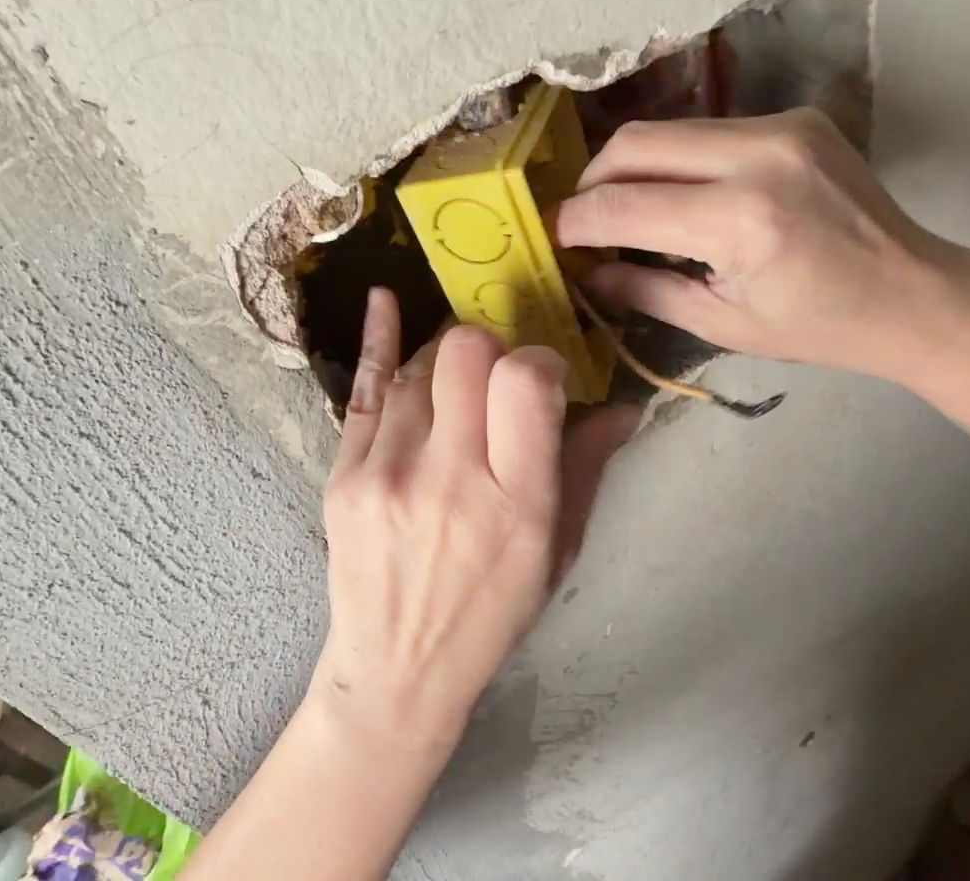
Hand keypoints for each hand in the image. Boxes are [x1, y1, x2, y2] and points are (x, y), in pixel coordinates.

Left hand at [313, 289, 637, 752]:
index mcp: (518, 500)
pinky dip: (379, 340)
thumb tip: (625, 405)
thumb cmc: (493, 612)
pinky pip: (362, 390)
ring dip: (447, 357)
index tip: (542, 377)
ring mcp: (388, 473)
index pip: (527, 383)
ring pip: (418, 366)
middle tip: (496, 375)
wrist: (397, 669)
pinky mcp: (345, 475)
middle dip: (491, 347)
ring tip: (459, 376)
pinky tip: (384, 299)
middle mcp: (451, 478)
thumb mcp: (559, 551)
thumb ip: (588, 467)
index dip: (539, 360)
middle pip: (466, 355)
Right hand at [555, 108, 969, 382]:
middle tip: (585, 218)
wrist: (915, 294)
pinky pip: (710, 131)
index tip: (557, 236)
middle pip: (636, 143)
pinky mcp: (797, 118)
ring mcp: (783, 128)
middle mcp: (760, 157)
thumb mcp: (724, 325)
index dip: (576, 221)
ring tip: (633, 211)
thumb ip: (646, 292)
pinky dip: (682, 162)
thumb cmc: (820, 327)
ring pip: (670, 130)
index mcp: (742, 222)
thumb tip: (588, 273)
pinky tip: (689, 198)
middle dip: (594, 180)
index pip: (623, 205)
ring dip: (636, 169)